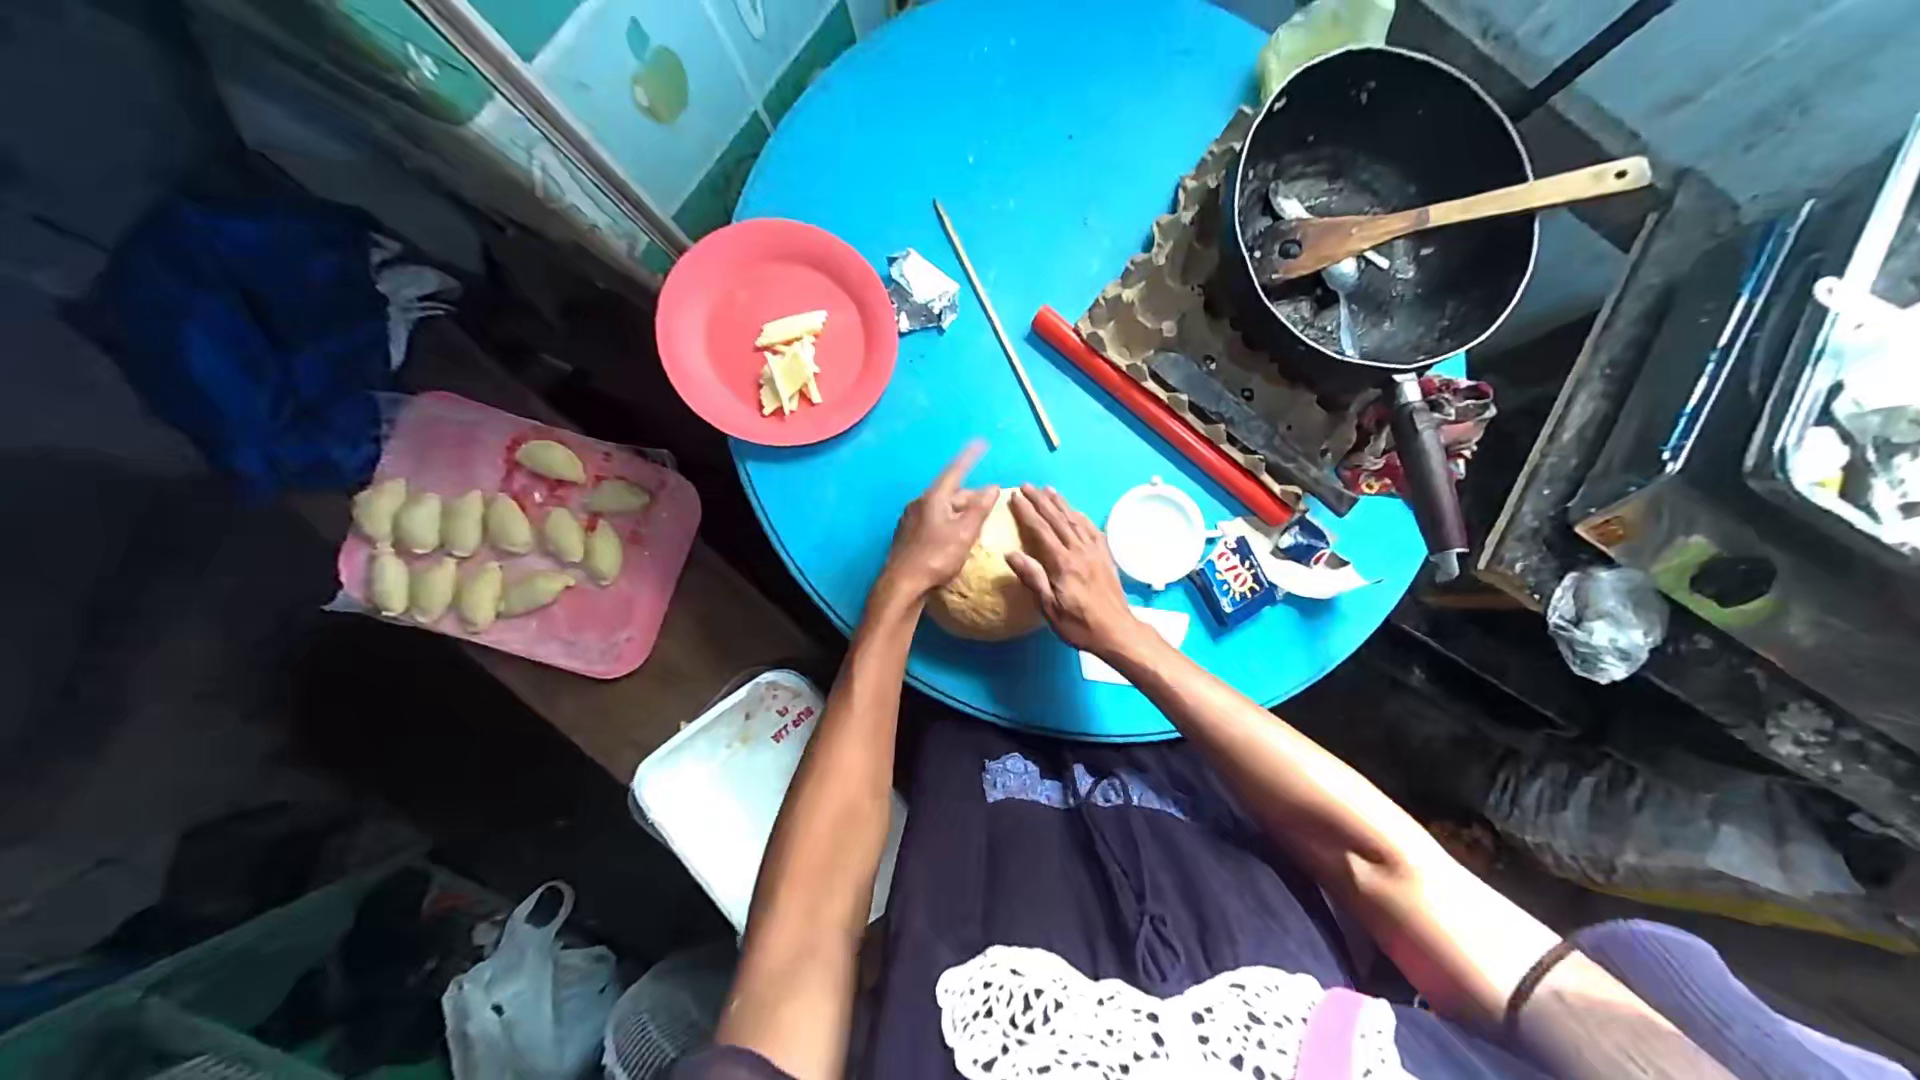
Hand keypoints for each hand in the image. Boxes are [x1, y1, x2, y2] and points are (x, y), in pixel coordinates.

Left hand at [878, 440, 999, 600]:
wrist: (901, 584)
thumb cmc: (936, 557)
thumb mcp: (964, 533)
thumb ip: (979, 509)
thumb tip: (992, 487)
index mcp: (933, 498)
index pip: (955, 470)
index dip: (969, 457)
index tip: (980, 443)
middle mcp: (919, 503)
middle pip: (950, 492)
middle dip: (970, 495)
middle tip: (989, 501)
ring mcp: (910, 519)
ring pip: (941, 507)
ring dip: (959, 510)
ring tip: (976, 519)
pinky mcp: (907, 535)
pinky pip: (933, 520)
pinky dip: (948, 521)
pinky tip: (955, 536)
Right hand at [1005, 485, 1146, 657]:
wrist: (1118, 632)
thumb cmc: (1079, 625)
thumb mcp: (1049, 608)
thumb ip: (1032, 578)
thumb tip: (1010, 554)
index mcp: (1063, 563)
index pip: (1041, 530)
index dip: (1027, 512)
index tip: (1015, 497)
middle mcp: (1080, 551)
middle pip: (1058, 519)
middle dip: (1041, 500)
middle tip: (1027, 485)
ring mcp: (1095, 552)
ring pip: (1075, 520)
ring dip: (1060, 503)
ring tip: (1048, 489)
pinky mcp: (1106, 556)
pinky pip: (1091, 529)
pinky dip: (1080, 516)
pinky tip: (1075, 511)